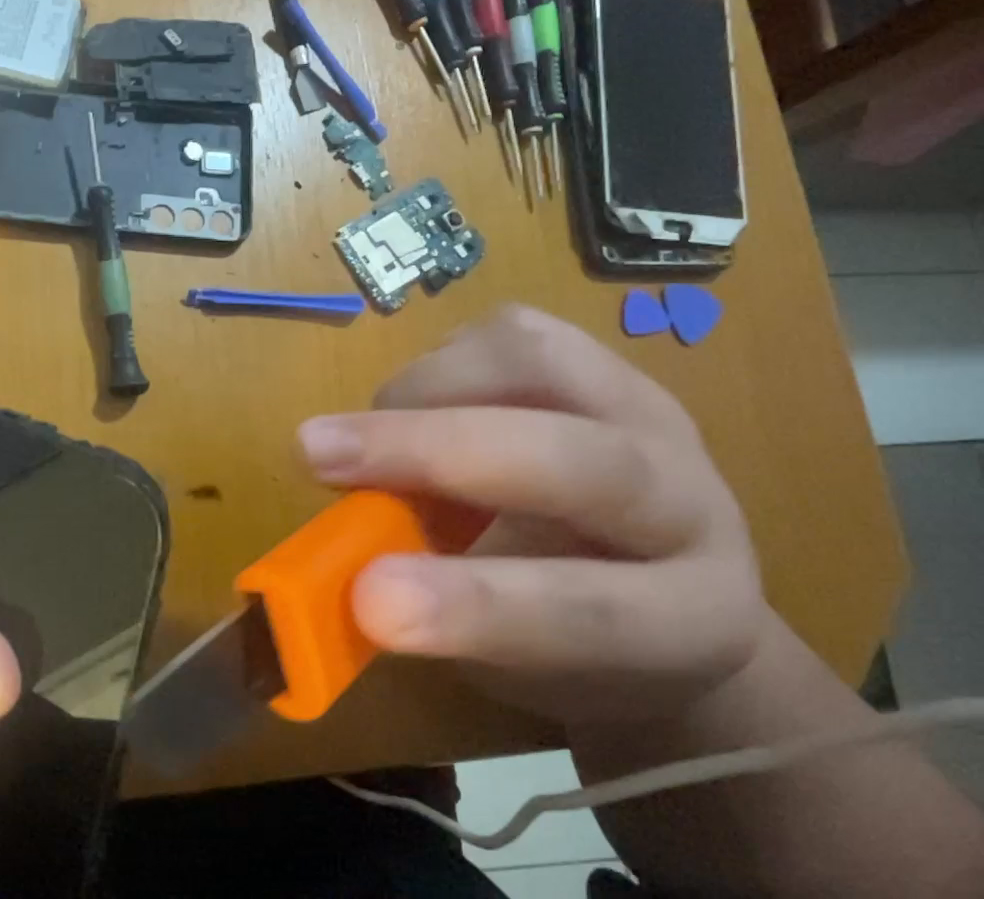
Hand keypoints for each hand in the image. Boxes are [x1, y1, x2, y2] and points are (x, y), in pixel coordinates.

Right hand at [298, 305, 773, 724]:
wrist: (663, 587)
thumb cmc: (571, 648)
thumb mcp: (514, 669)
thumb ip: (439, 623)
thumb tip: (344, 577)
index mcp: (687, 619)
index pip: (595, 613)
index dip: (476, 604)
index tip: (368, 603)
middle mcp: (688, 505)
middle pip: (578, 460)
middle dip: (432, 451)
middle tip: (315, 453)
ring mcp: (646, 414)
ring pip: (537, 361)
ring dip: (422, 392)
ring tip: (360, 440)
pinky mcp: (598, 363)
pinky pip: (508, 334)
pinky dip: (434, 365)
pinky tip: (404, 409)